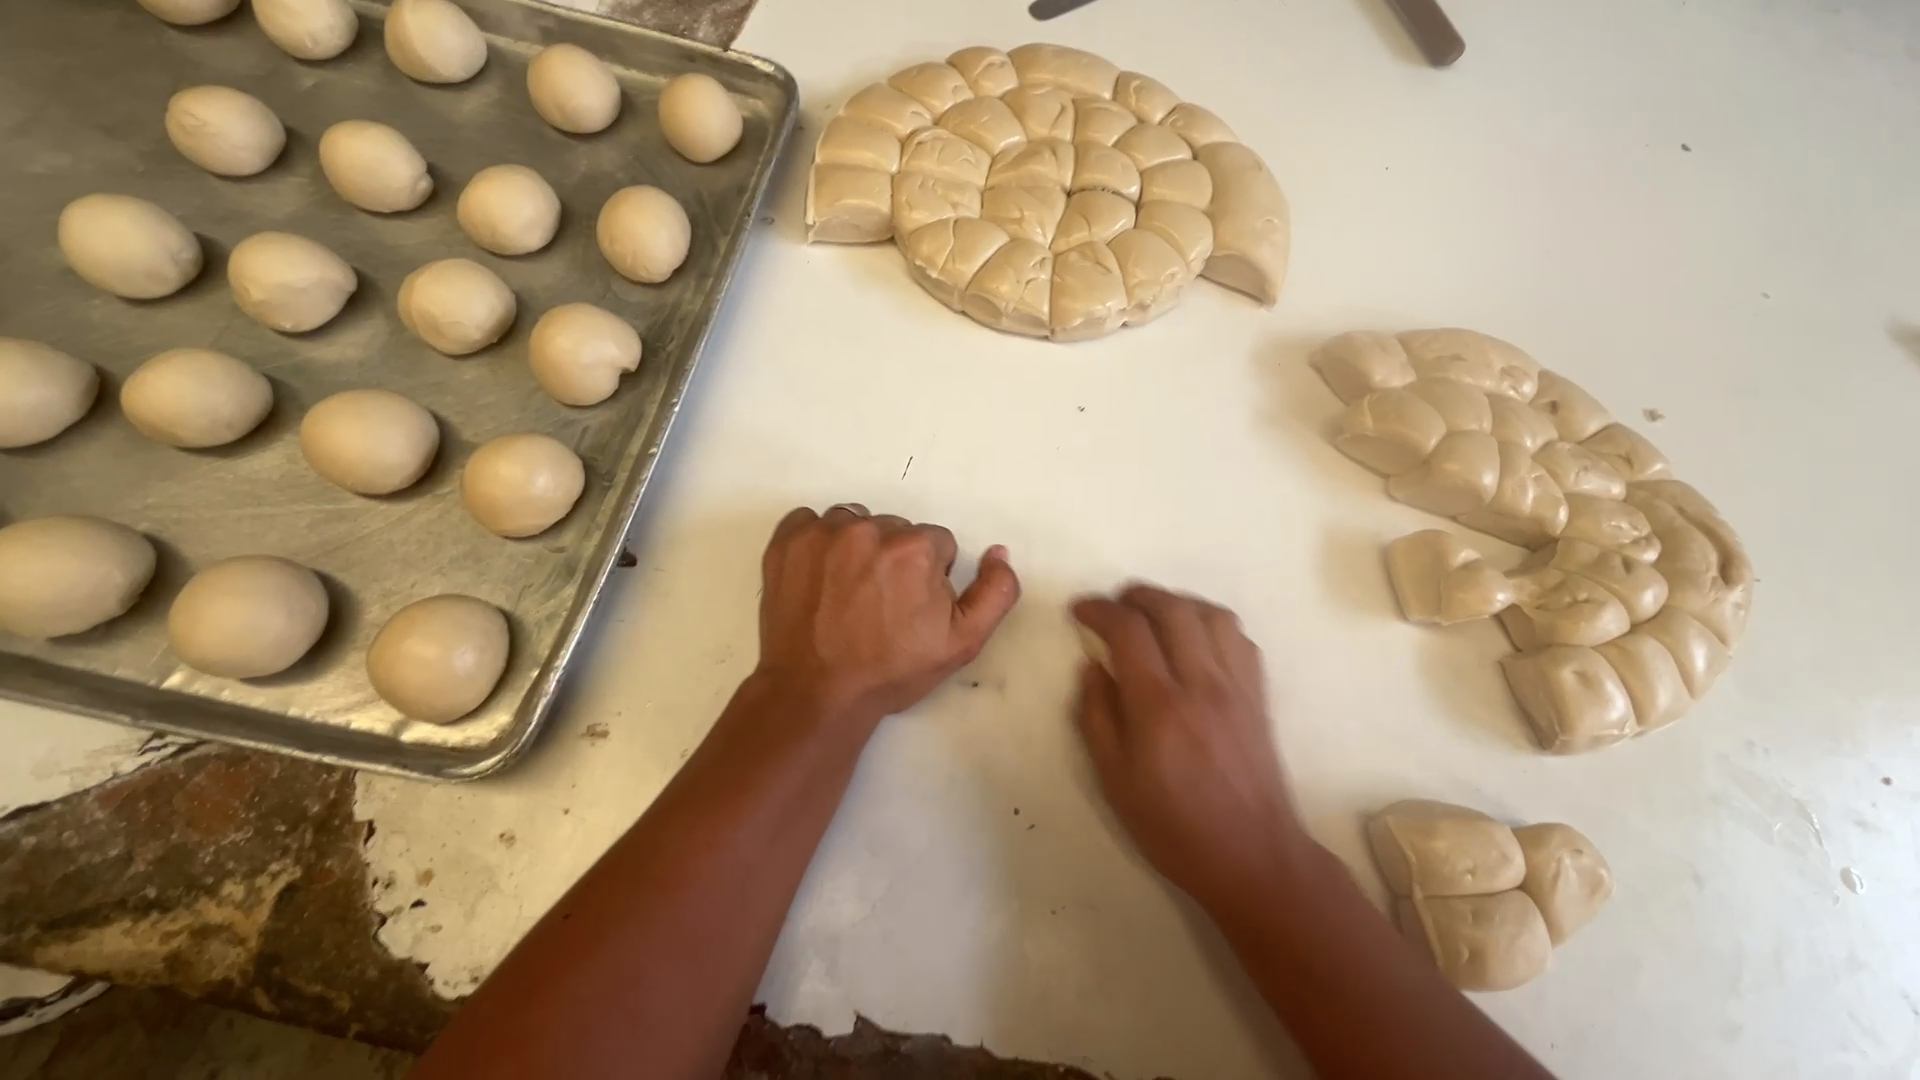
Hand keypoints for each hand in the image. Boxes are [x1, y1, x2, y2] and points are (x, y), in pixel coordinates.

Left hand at [754, 504, 1020, 727]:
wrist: (815, 692)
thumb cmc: (890, 670)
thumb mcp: (961, 643)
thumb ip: (994, 592)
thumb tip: (998, 552)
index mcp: (915, 549)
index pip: (936, 543)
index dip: (929, 576)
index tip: (910, 606)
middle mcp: (869, 529)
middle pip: (895, 530)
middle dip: (894, 559)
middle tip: (879, 604)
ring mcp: (823, 533)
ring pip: (855, 523)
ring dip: (857, 548)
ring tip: (849, 592)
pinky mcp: (788, 541)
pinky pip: (811, 522)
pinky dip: (817, 543)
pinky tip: (820, 578)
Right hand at [1073, 585, 1309, 911]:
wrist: (1253, 857)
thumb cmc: (1173, 827)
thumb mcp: (1114, 781)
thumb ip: (1097, 716)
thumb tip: (1092, 667)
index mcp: (1159, 706)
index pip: (1128, 630)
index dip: (1099, 610)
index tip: (1080, 611)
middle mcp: (1202, 683)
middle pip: (1171, 609)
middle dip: (1136, 596)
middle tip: (1112, 605)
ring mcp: (1237, 686)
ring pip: (1210, 614)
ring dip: (1176, 602)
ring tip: (1152, 615)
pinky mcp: (1259, 696)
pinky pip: (1238, 638)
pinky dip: (1210, 623)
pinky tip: (1194, 639)